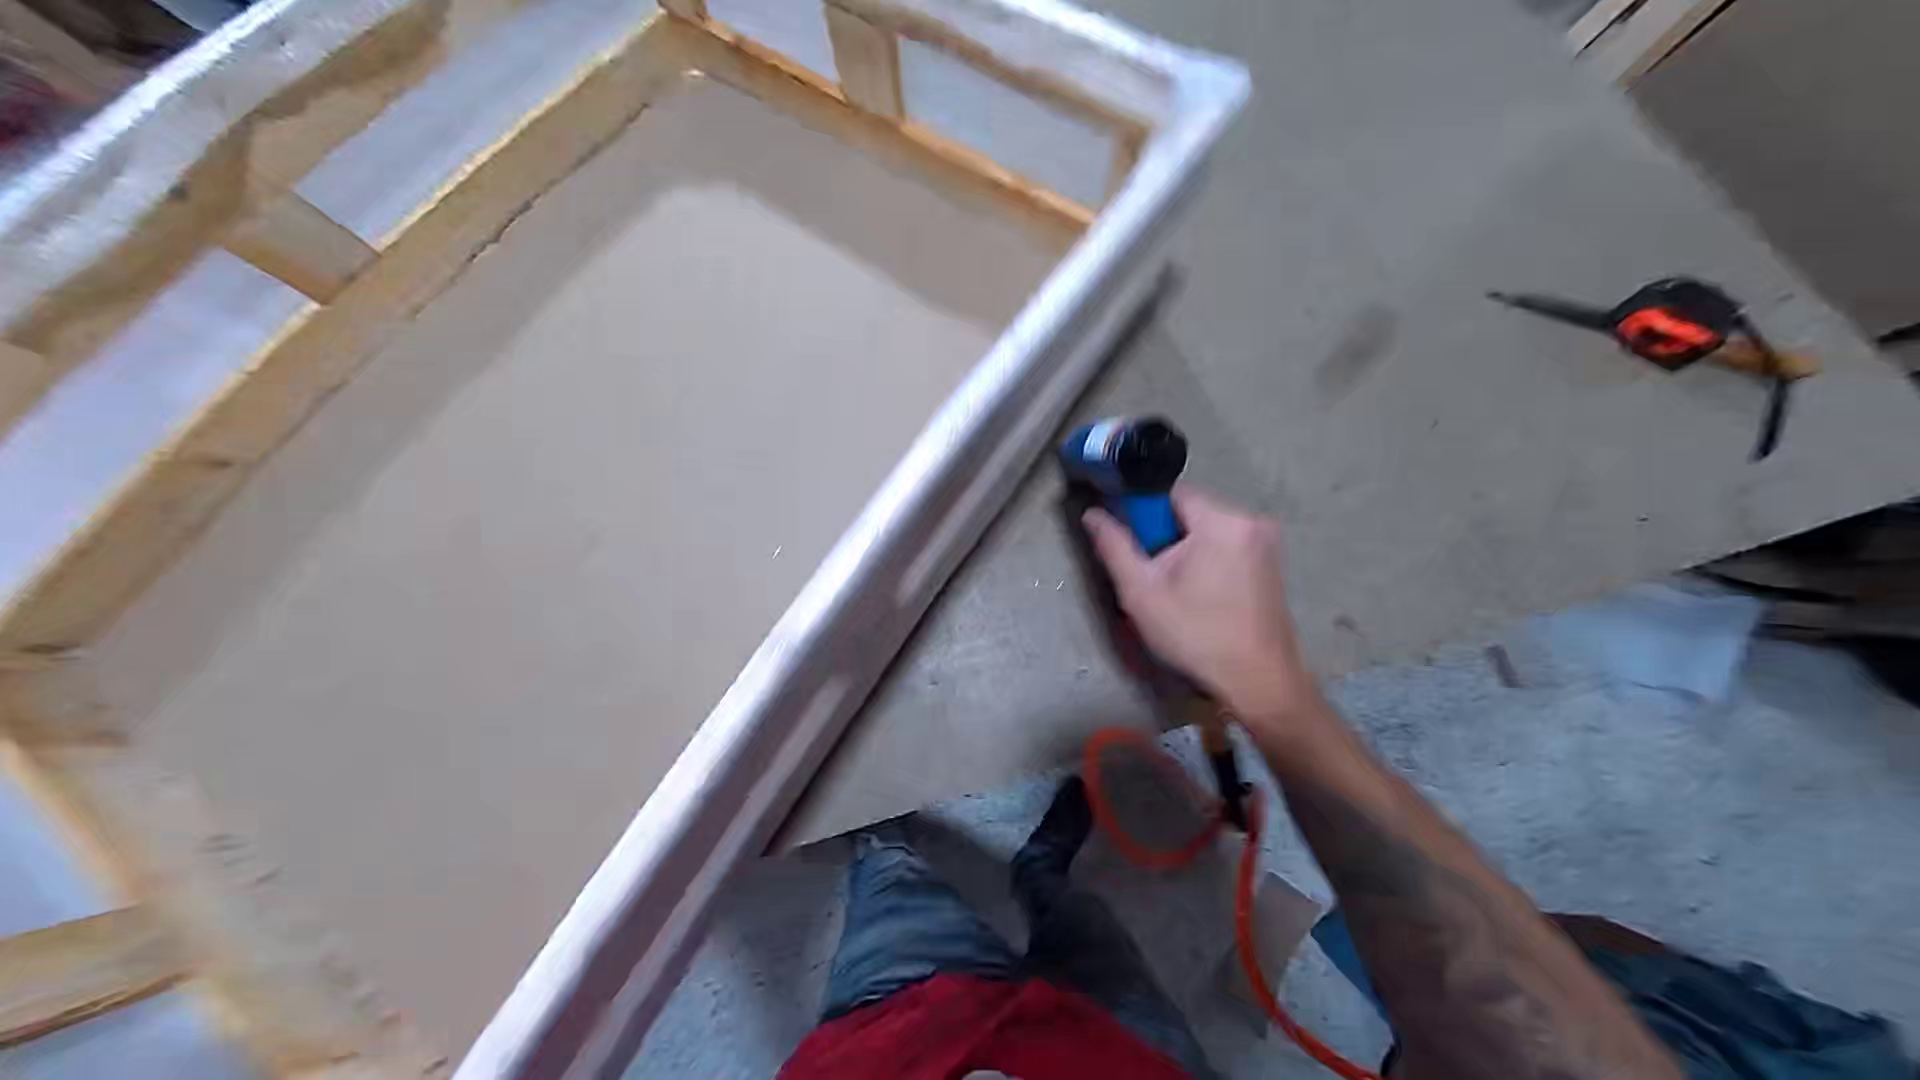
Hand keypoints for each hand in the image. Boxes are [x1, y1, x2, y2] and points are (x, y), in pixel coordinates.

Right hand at [1081, 486, 1320, 732]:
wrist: (1258, 682)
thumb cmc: (1196, 635)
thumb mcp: (1141, 593)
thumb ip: (1114, 546)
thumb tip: (1092, 513)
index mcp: (1222, 521)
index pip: (1169, 491)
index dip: (1141, 511)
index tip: (1130, 540)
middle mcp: (1250, 520)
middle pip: (1189, 510)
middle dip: (1163, 534)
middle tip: (1151, 573)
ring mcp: (1266, 541)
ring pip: (1206, 528)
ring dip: (1184, 547)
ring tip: (1174, 587)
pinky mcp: (1270, 561)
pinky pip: (1226, 543)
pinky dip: (1206, 558)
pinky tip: (1199, 592)